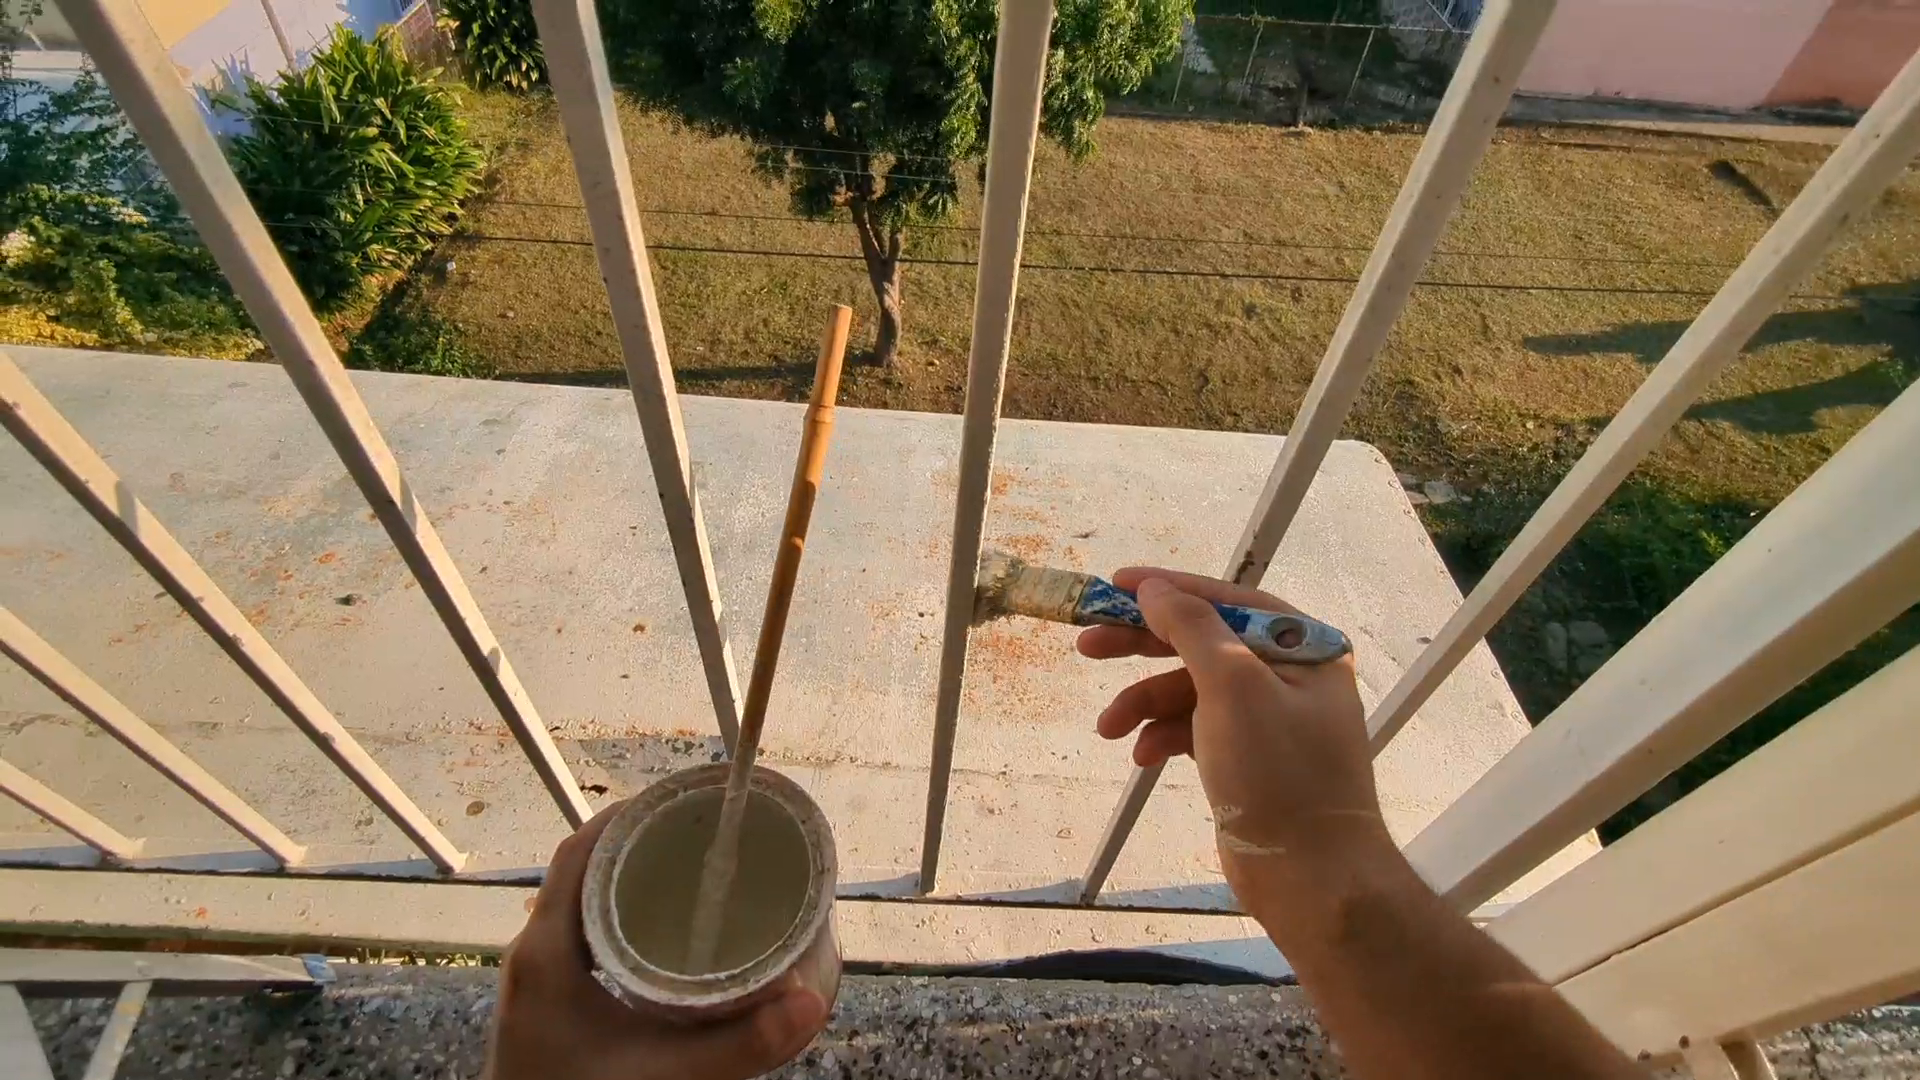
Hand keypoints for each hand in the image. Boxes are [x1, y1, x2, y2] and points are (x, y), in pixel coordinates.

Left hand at [484, 806, 828, 1079]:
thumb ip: (737, 1047)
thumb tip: (812, 1003)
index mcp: (548, 953)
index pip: (579, 853)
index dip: (627, 815)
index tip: (682, 801)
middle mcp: (535, 954)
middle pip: (587, 868)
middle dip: (643, 840)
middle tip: (705, 832)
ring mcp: (538, 980)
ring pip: (584, 899)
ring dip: (631, 875)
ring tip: (693, 867)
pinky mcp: (549, 1003)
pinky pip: (586, 930)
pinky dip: (623, 911)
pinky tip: (664, 927)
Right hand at [1078, 568, 1389, 894]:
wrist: (1311, 882)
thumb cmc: (1277, 772)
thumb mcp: (1232, 685)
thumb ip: (1191, 627)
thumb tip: (1154, 589)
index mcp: (1302, 647)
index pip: (1225, 599)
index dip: (1167, 589)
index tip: (1115, 584)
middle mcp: (1287, 673)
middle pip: (1200, 642)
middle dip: (1141, 648)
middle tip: (1087, 645)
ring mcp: (1266, 715)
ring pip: (1190, 688)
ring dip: (1144, 703)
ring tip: (1107, 728)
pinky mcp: (1246, 753)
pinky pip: (1195, 725)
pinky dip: (1164, 734)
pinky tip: (1142, 755)